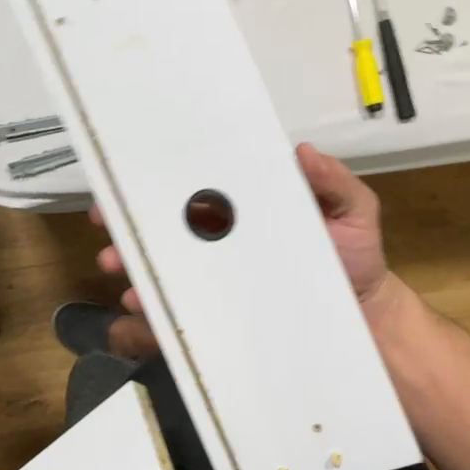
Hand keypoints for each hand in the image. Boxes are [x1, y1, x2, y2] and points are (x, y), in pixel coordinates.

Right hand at [90, 143, 395, 358]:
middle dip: (130, 224)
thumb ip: (333, 184)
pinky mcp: (220, 311)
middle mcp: (225, 238)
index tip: (129, 178)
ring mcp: (219, 276)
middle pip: (168, 226)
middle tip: (106, 225)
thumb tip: (301, 151)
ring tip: (116, 266)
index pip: (199, 187)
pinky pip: (180, 306)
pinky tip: (138, 305)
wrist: (363, 318)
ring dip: (134, 264)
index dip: (163, 181)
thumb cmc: (355, 258)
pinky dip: (153, 306)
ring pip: (166, 265)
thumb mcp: (355, 213)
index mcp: (247, 207)